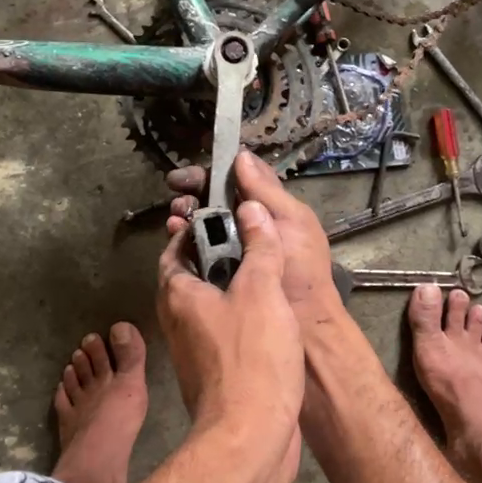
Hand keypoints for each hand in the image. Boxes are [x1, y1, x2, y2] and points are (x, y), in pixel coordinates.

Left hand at [157, 194, 304, 437]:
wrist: (249, 441)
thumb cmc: (251, 359)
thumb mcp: (261, 290)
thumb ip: (258, 247)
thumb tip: (249, 207)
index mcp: (178, 294)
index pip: (175, 250)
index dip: (196, 229)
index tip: (224, 217)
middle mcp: (177, 321)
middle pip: (191, 277)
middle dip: (217, 257)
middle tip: (252, 242)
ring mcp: (194, 352)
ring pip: (209, 307)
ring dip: (232, 289)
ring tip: (267, 274)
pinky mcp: (213, 376)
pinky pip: (223, 334)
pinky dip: (241, 319)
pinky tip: (271, 317)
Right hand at [165, 151, 345, 326]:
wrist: (306, 326)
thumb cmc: (303, 269)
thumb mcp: (291, 220)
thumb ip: (265, 189)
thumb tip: (240, 156)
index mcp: (269, 210)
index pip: (235, 181)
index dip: (211, 174)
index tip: (188, 176)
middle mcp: (249, 227)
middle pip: (214, 202)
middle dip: (193, 195)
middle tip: (176, 197)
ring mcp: (233, 253)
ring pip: (202, 226)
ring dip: (186, 217)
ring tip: (175, 219)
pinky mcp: (220, 277)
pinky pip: (198, 253)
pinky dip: (184, 242)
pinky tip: (175, 238)